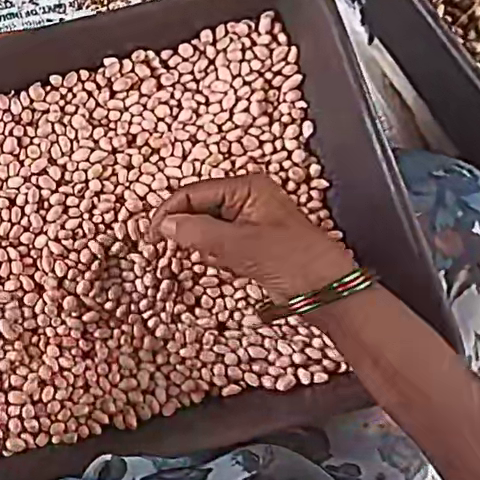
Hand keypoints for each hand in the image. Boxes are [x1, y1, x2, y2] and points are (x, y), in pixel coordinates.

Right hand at [149, 175, 355, 302]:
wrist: (329, 291)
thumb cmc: (292, 261)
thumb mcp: (239, 245)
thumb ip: (196, 232)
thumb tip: (163, 225)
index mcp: (246, 188)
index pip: (191, 193)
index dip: (168, 213)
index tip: (150, 236)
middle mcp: (245, 199)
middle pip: (196, 208)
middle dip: (182, 228)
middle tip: (164, 250)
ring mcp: (248, 220)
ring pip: (204, 227)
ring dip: (198, 244)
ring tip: (206, 259)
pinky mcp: (249, 242)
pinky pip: (217, 243)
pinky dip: (212, 254)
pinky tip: (223, 266)